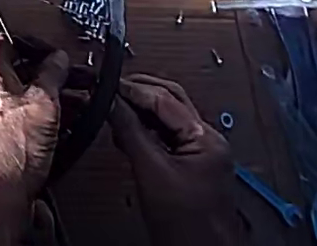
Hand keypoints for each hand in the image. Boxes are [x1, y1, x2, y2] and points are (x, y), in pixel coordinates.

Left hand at [0, 35, 67, 245]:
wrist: (0, 193)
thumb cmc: (9, 147)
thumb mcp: (42, 99)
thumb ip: (53, 73)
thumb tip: (58, 59)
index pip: (12, 40)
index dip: (37, 43)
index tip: (56, 51)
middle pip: (26, 70)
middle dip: (55, 75)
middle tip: (77, 77)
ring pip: (32, 96)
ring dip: (58, 97)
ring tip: (83, 100)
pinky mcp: (8, 137)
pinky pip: (33, 118)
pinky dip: (52, 118)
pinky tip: (72, 123)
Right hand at [109, 74, 249, 245]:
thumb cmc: (187, 230)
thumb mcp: (151, 171)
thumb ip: (129, 130)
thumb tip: (111, 100)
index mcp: (206, 138)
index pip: (163, 98)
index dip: (131, 90)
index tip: (107, 86)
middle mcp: (208, 140)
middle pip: (168, 99)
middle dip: (137, 93)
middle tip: (111, 90)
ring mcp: (202, 153)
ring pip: (166, 116)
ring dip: (139, 110)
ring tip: (115, 110)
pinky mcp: (192, 166)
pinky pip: (166, 134)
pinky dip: (145, 128)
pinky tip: (127, 132)